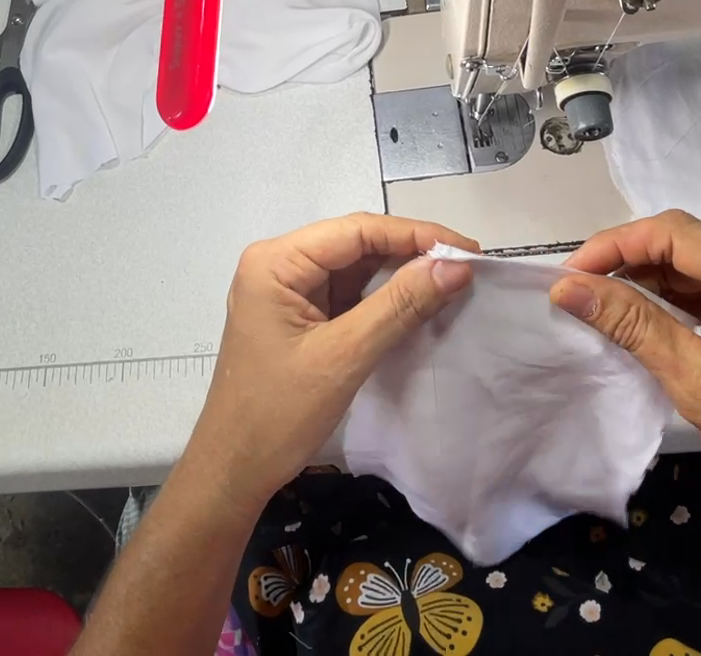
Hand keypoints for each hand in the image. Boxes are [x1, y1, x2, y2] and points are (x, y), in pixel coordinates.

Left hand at [184, 213, 476, 505]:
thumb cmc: (279, 413)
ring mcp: (287, 289)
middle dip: (410, 252)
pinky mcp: (298, 313)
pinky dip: (383, 297)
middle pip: (355, 243)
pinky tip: (418, 301)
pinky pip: (347, 292)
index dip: (414, 234)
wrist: (234, 469)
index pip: (355, 231)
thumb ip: (400, 305)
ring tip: (452, 281)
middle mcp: (278, 263)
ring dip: (400, 274)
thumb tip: (456, 267)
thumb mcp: (344, 356)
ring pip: (355, 267)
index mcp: (275, 261)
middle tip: (466, 266)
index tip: (466, 250)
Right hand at [547, 210, 700, 558]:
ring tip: (601, 306)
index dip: (616, 246)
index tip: (568, 276)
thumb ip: (635, 326)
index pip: (679, 234)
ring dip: (647, 282)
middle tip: (577, 292)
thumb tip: (567, 288)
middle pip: (688, 243)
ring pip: (697, 264)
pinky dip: (674, 300)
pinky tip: (643, 318)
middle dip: (627, 262)